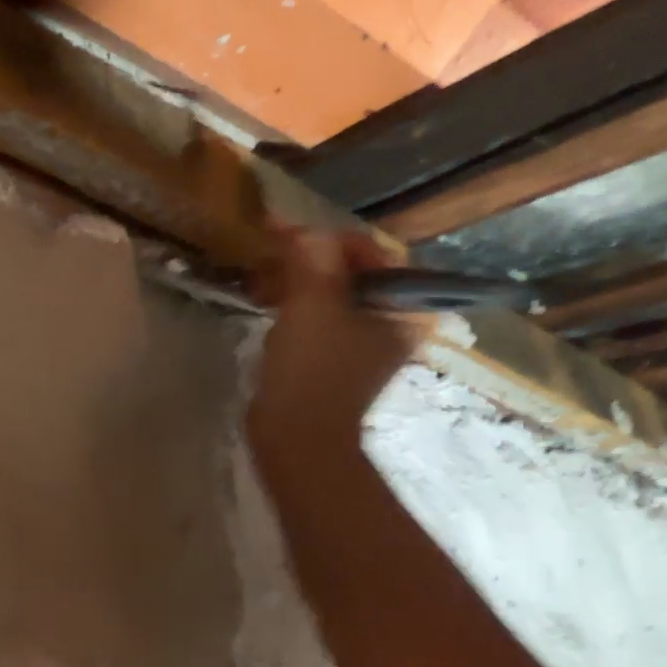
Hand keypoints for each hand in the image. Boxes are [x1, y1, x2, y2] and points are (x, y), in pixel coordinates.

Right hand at [247, 229, 421, 462]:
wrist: (297, 437)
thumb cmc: (313, 370)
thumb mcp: (311, 305)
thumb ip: (311, 259)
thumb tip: (300, 229)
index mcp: (406, 308)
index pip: (373, 252)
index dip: (327, 238)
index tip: (284, 234)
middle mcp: (395, 320)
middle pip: (351, 271)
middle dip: (307, 258)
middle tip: (268, 253)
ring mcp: (365, 341)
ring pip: (331, 292)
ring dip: (295, 279)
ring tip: (260, 277)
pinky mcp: (335, 357)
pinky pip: (318, 314)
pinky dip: (293, 302)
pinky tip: (264, 300)